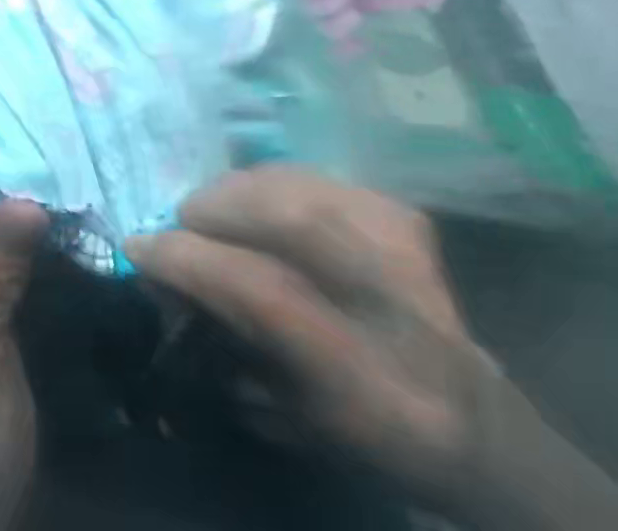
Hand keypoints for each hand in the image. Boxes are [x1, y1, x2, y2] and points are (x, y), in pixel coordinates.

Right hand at [126, 168, 486, 501]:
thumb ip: (220, 347)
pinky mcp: (413, 229)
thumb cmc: (363, 437)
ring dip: (245, 186)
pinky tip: (258, 194)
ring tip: (213, 202)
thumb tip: (161, 282)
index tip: (140, 247)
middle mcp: (399, 314)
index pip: (267, 294)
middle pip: (300, 224)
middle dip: (222, 208)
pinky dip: (279, 180)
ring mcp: (414, 263)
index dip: (191, 260)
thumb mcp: (285, 417)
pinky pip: (331, 181)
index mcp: (365, 380)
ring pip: (317, 191)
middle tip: (183, 218)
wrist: (477, 430)